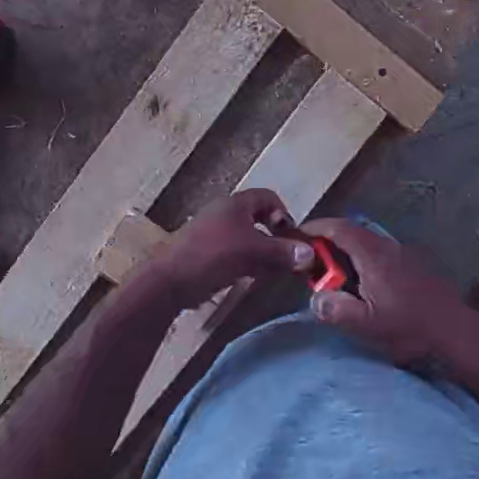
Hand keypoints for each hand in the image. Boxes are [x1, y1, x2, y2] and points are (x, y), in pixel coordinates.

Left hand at [138, 190, 314, 309]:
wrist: (168, 281)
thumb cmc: (212, 256)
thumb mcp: (252, 251)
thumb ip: (282, 251)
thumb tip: (310, 253)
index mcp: (234, 204)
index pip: (267, 197)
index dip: (284, 213)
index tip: (292, 236)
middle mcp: (222, 214)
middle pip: (258, 220)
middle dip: (274, 238)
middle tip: (286, 259)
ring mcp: (211, 235)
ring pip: (246, 239)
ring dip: (261, 254)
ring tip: (271, 272)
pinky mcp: (204, 255)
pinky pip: (233, 254)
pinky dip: (246, 264)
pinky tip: (250, 279)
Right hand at [301, 218, 472, 363]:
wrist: (457, 334)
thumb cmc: (409, 327)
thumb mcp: (365, 325)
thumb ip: (334, 309)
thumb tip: (315, 298)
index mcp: (373, 255)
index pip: (338, 228)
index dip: (315, 228)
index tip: (297, 236)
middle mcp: (388, 247)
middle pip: (351, 232)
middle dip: (327, 243)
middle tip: (311, 262)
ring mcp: (404, 255)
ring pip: (366, 244)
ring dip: (346, 253)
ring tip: (332, 276)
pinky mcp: (414, 267)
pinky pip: (379, 254)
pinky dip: (361, 261)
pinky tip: (361, 285)